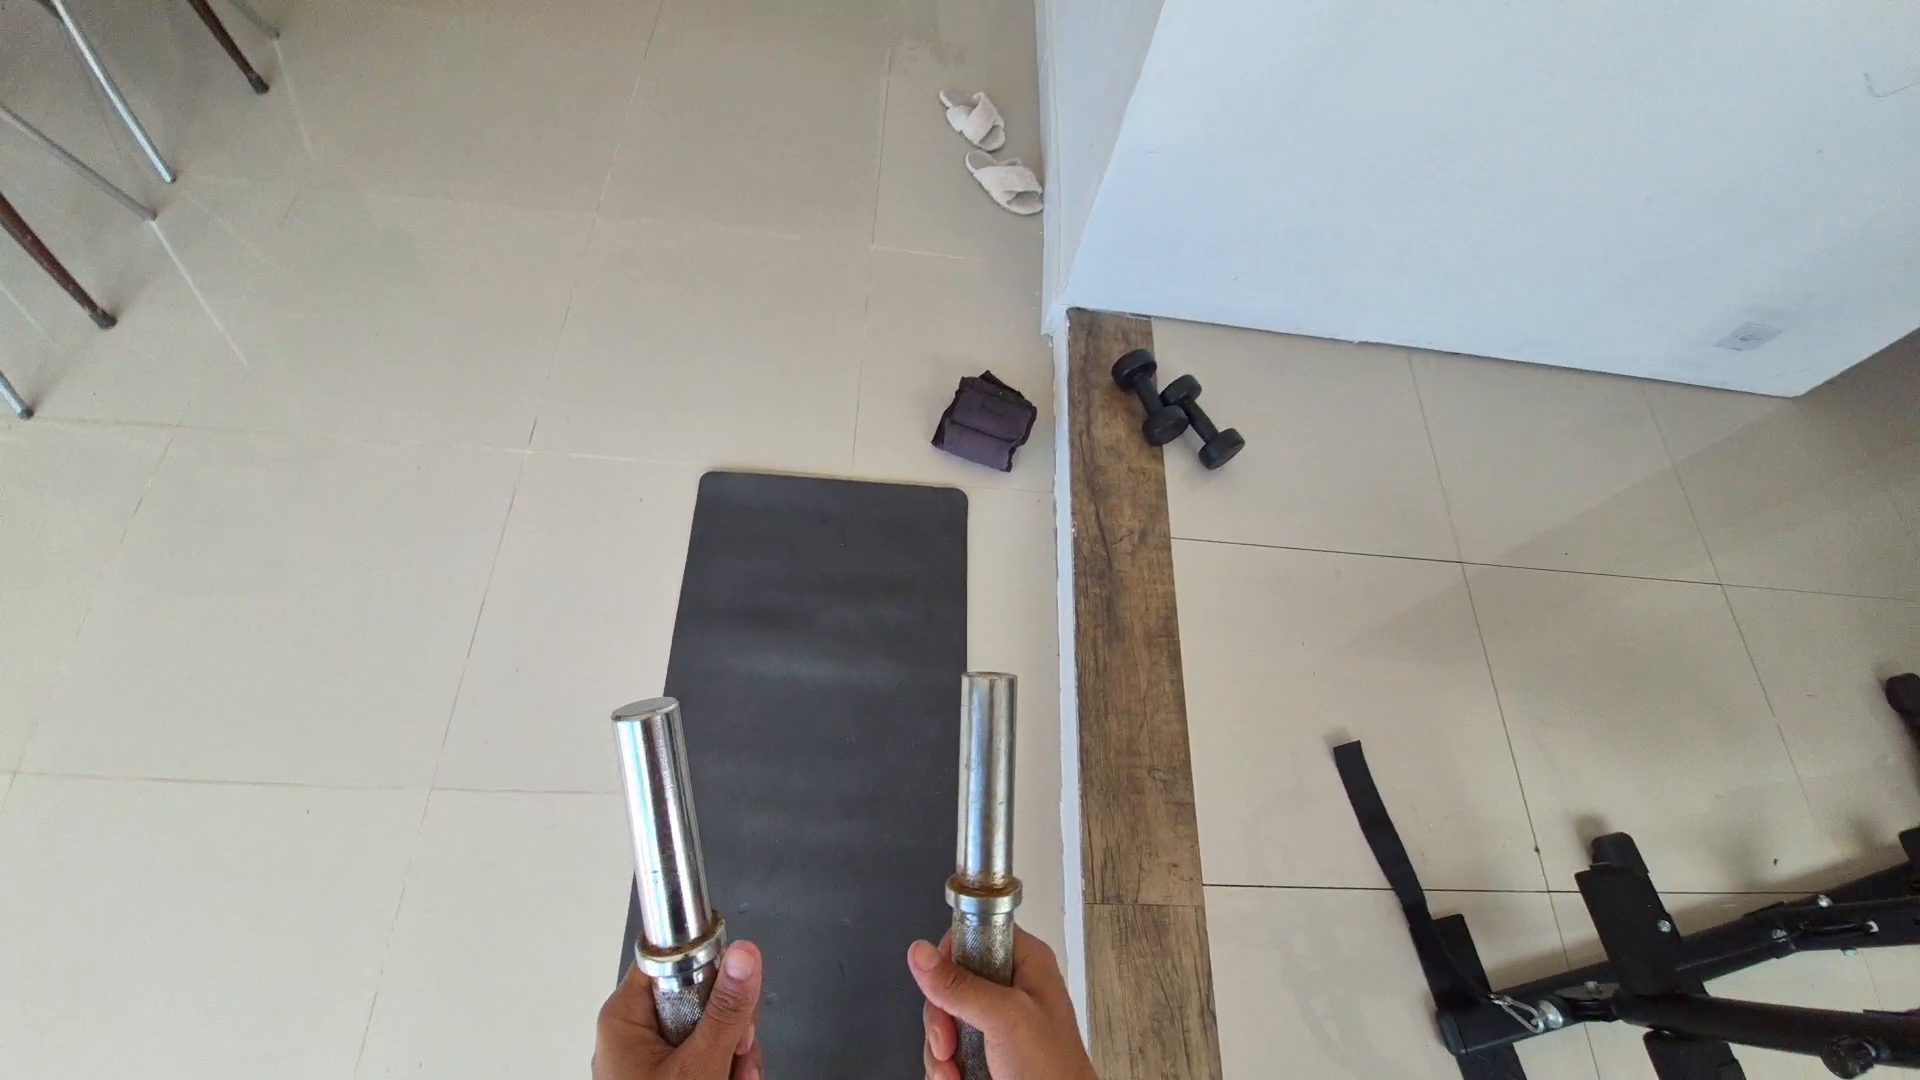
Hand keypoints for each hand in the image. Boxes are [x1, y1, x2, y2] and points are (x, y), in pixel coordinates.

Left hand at [594, 941, 764, 1079]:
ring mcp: (649, 1058)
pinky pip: (704, 1053)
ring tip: (741, 1078)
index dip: (709, 965)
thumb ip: (725, 1010)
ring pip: (709, 1026)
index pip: (671, 958)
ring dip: (736, 1053)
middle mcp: (635, 1030)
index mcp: (626, 1015)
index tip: (736, 985)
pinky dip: (725, 1069)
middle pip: (700, 994)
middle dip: (732, 1025)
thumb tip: (744, 951)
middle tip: (741, 1050)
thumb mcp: (700, 1067)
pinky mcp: (663, 1078)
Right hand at [910, 927, 1098, 1079]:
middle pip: (952, 979)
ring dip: (941, 1049)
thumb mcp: (1005, 1018)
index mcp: (1025, 961)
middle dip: (941, 1017)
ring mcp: (997, 1019)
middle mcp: (1010, 985)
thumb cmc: (1054, 1071)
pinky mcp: (987, 1048)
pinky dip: (946, 1066)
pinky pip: (950, 1045)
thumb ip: (961, 986)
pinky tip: (955, 1079)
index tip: (939, 984)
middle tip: (946, 1042)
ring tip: (952, 1073)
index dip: (949, 956)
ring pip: (947, 1015)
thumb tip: (921, 953)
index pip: (975, 931)